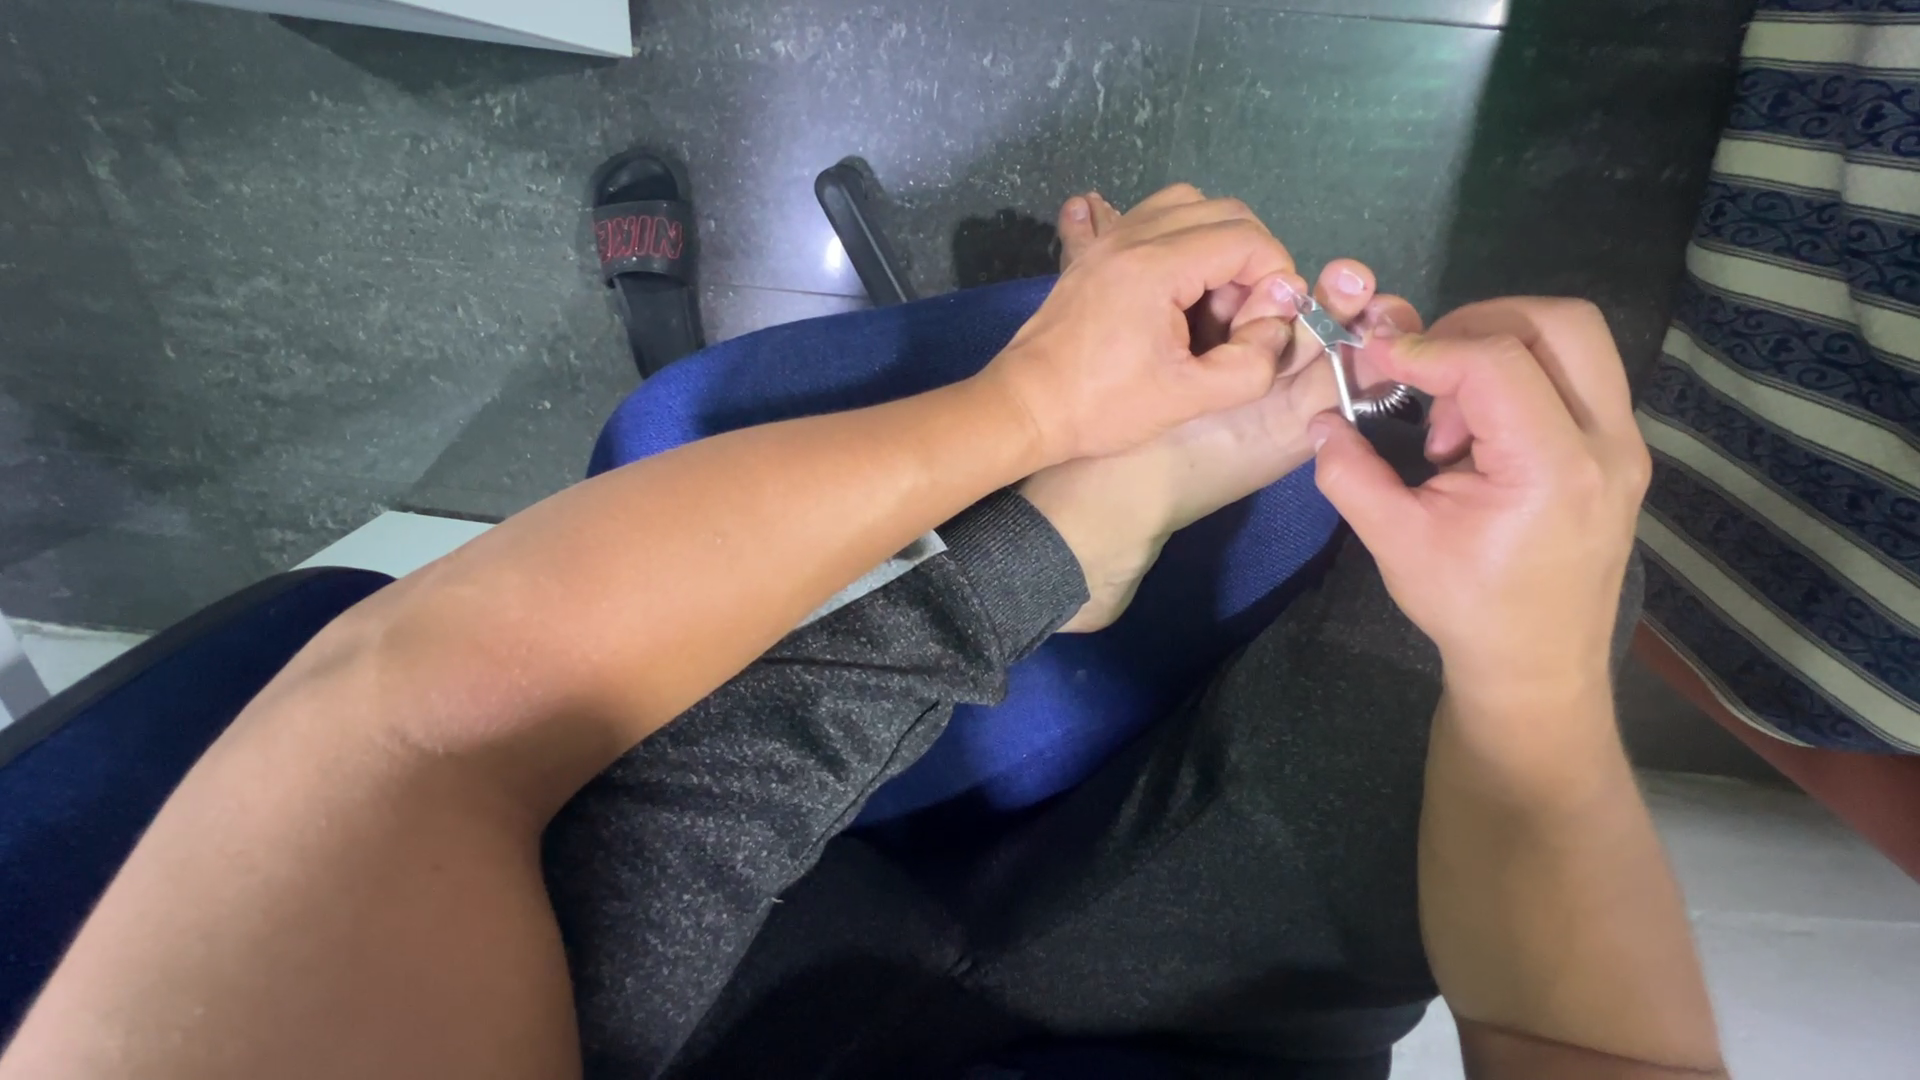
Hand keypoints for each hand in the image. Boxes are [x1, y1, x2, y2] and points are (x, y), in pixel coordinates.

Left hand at [978, 183, 1300, 462]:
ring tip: (1205, 300)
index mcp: (1157, 265)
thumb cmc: (1101, 408)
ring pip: (1183, 206)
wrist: (1025, 408)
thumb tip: (1275, 324)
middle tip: (1238, 316)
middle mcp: (1131, 236)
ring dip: (1212, 243)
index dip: (1276, 276)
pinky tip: (1168, 271)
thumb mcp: (1187, 399)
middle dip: (1248, 259)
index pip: (1248, 239)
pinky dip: (1169, 236)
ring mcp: (1105, 241)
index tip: (1267, 321)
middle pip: (1221, 212)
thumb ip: (1250, 363)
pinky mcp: (1089, 255)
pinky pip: (1138, 217)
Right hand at [1309, 298, 1651, 707]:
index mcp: (1552, 468)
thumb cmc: (1466, 606)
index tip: (1368, 358)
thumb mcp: (1392, 542)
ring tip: (1443, 415)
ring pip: (1574, 343)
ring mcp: (1622, 444)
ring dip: (1495, 351)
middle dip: (1474, 324)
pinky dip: (1513, 379)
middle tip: (1416, 363)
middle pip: (1560, 324)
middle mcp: (1607, 442)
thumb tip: (1321, 422)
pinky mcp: (1614, 451)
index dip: (1423, 348)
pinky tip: (1470, 435)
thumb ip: (1350, 475)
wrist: (1536, 662)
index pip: (1494, 363)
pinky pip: (1571, 377)